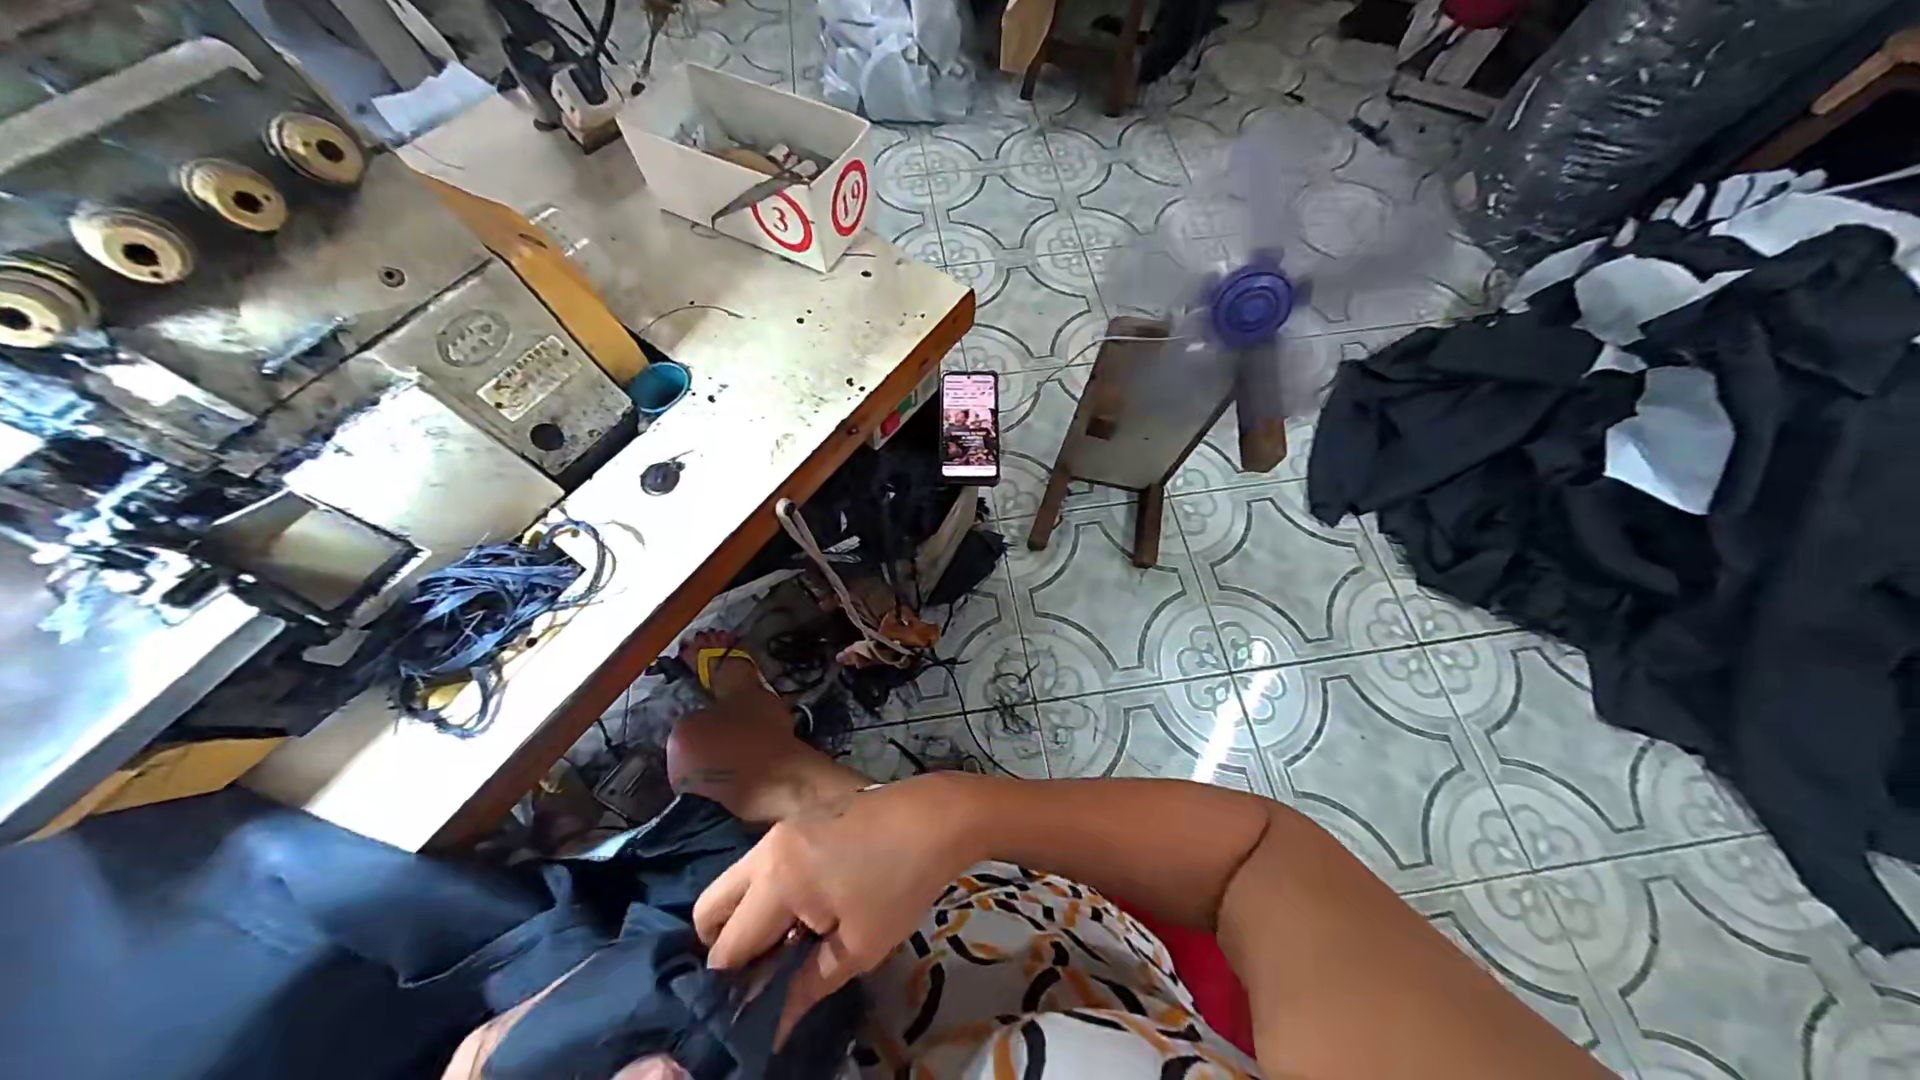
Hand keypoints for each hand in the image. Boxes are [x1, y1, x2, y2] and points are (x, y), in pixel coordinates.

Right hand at [692, 772, 989, 1039]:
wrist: (937, 815)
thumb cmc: (901, 882)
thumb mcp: (860, 945)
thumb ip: (807, 985)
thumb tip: (773, 1028)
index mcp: (776, 879)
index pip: (726, 945)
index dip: (733, 984)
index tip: (751, 1004)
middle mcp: (767, 849)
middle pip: (711, 904)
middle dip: (723, 945)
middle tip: (762, 971)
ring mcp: (784, 827)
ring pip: (736, 879)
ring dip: (747, 915)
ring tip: (790, 941)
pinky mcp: (802, 819)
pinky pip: (763, 862)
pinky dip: (768, 890)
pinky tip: (808, 907)